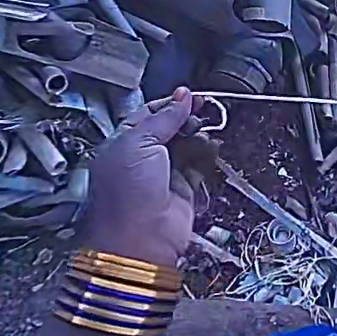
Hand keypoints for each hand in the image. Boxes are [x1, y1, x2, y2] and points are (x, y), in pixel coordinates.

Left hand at [83, 87, 197, 266]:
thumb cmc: (127, 192)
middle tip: (203, 110)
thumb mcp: (139, 142)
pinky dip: (207, 154)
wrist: (140, 239)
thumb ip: (165, 117)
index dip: (170, 104)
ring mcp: (164, 174)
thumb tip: (183, 96)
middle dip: (186, 117)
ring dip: (198, 134)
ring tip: (207, 127)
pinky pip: (199, 166)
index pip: (149, 114)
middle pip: (170, 128)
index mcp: (123, 142)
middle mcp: (143, 157)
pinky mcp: (183, 190)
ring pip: (187, 145)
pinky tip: (213, 145)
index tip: (190, 96)